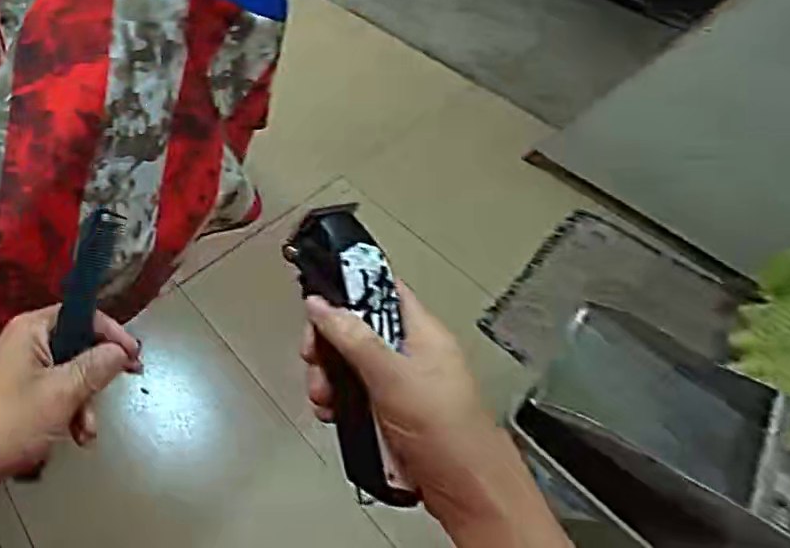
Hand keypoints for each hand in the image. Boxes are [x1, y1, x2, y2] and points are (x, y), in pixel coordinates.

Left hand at [0, 306, 141, 513]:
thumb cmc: (12, 421)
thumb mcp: (60, 394)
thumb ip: (95, 367)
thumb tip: (122, 349)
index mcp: (31, 326)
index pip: (79, 313)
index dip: (109, 332)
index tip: (134, 356)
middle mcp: (26, 338)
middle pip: (76, 344)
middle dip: (95, 377)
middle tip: (111, 397)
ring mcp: (21, 365)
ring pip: (68, 373)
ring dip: (83, 402)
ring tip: (84, 432)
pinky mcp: (19, 390)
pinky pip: (55, 391)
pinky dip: (68, 412)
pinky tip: (73, 436)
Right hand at [303, 288, 562, 544]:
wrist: (476, 505)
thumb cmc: (448, 435)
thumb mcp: (393, 378)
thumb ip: (353, 337)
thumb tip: (318, 303)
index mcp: (422, 332)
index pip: (381, 287)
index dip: (349, 284)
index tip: (318, 296)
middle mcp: (411, 352)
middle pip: (355, 325)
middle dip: (327, 342)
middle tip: (312, 358)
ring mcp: (401, 382)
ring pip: (349, 360)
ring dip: (328, 375)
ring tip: (323, 397)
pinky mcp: (392, 411)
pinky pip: (354, 391)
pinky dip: (338, 399)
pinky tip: (331, 412)